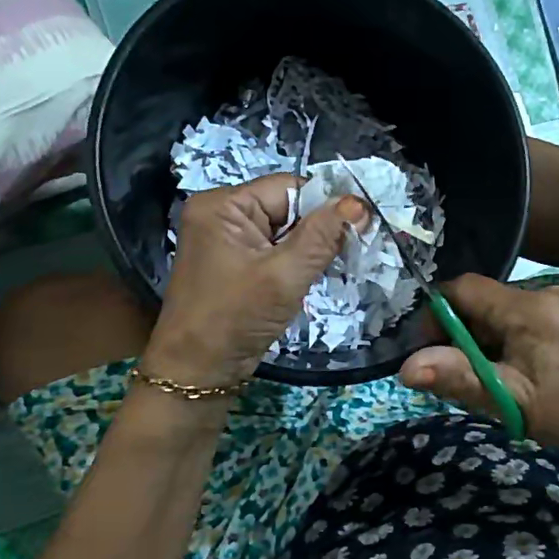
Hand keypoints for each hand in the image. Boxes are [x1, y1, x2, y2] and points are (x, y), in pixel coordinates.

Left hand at [146, 175, 364, 386]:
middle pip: (288, 207)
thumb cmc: (235, 318)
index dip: (325, 206)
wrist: (198, 371)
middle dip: (318, 231)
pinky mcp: (236, 261)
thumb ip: (322, 236)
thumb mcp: (284, 275)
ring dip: (310, 249)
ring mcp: (228, 238)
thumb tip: (359, 203)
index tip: (356, 231)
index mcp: (223, 204)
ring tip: (325, 269)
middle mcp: (222, 213)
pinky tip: (306, 279)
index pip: (289, 188)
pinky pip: (277, 249)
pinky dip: (297, 261)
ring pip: (287, 230)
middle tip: (343, 255)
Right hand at [398, 275, 558, 460]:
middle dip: (459, 335)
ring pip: (496, 313)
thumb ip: (458, 378)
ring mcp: (555, 303)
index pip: (464, 288)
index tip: (427, 350)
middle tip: (455, 375)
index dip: (437, 314)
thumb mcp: (509, 398)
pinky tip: (507, 374)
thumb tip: (406, 367)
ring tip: (486, 380)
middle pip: (480, 301)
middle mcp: (541, 293)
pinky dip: (501, 343)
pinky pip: (516, 320)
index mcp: (528, 308)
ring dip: (480, 342)